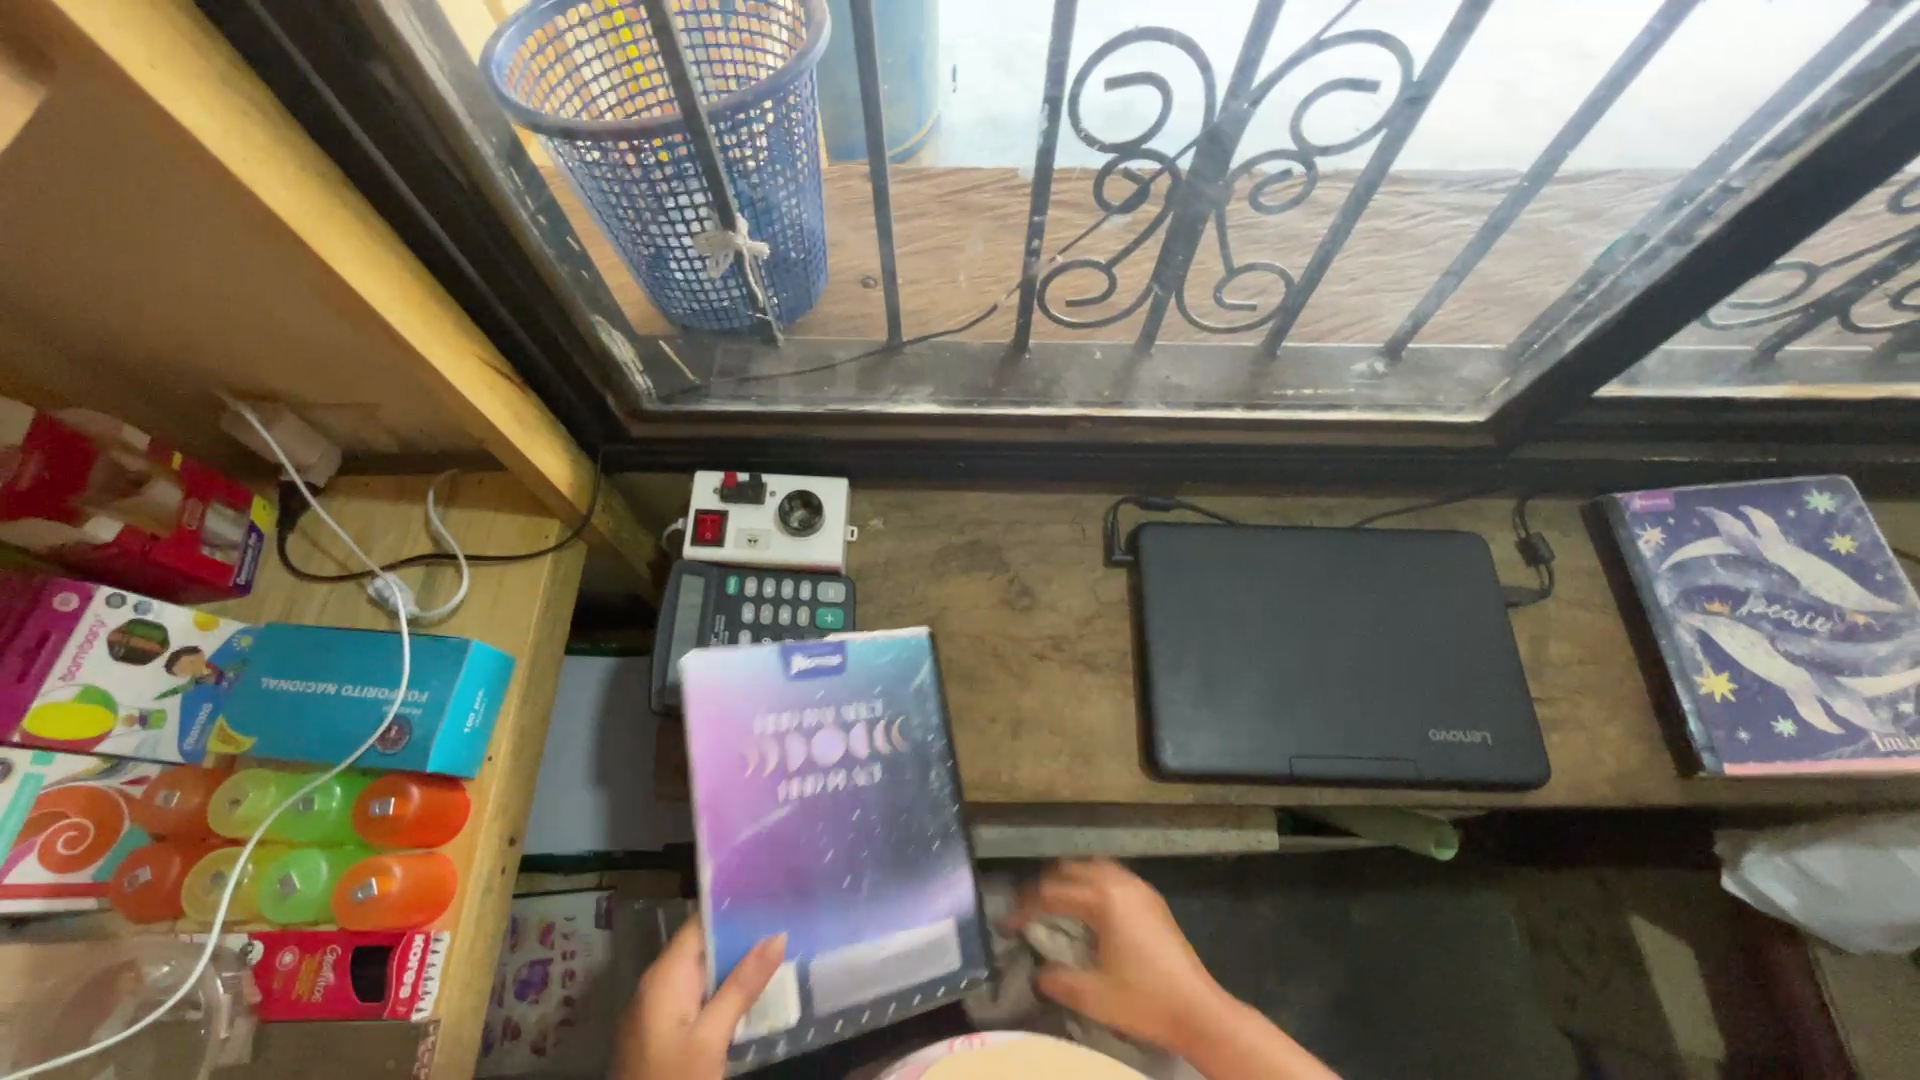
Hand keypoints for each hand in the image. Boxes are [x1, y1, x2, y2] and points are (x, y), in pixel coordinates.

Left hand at [612, 917, 785, 1079]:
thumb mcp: (712, 1036)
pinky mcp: (660, 1033)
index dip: (733, 911)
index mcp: (664, 976)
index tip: (770, 901)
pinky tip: (749, 996)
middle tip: (783, 929)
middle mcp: (654, 984)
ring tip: (777, 955)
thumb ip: (742, 984)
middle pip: (701, 948)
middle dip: (740, 940)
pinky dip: (720, 992)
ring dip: (733, 968)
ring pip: (699, 974)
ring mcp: (654, 1010)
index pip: (700, 925)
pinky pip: (693, 997)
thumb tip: (777, 935)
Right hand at [1007, 858, 1228, 1053]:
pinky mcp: (1152, 900)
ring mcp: (1139, 889)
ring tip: (1056, 904)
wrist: (1198, 1010)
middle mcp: (1120, 883)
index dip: (1025, 908)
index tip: (1006, 924)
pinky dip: (1093, 882)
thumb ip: (1057, 979)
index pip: (1051, 894)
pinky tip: (1091, 909)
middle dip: (1045, 887)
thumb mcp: (1091, 996)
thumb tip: (1039, 971)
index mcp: (1103, 900)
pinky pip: (1113, 875)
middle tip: (1028, 911)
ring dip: (1071, 880)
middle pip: (1071, 869)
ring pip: (1094, 866)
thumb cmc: (1143, 1001)